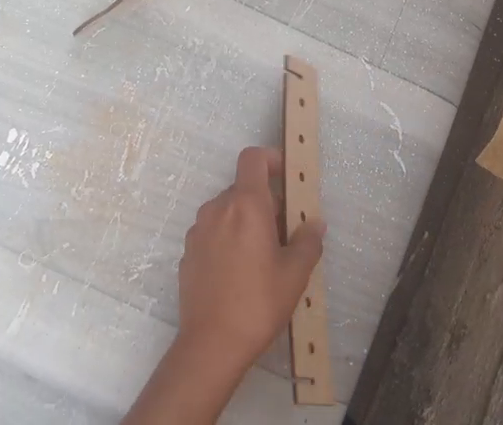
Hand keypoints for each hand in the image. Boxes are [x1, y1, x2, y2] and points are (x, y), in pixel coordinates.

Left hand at [124, 147, 324, 423]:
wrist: (211, 344)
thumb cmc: (258, 302)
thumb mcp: (295, 274)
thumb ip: (308, 241)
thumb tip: (314, 224)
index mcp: (246, 204)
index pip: (253, 158)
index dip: (271, 159)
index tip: (286, 176)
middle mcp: (218, 208)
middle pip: (243, 187)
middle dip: (265, 201)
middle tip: (285, 231)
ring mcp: (198, 230)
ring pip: (227, 210)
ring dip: (246, 220)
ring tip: (264, 255)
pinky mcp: (188, 252)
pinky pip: (213, 232)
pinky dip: (228, 238)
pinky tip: (240, 272)